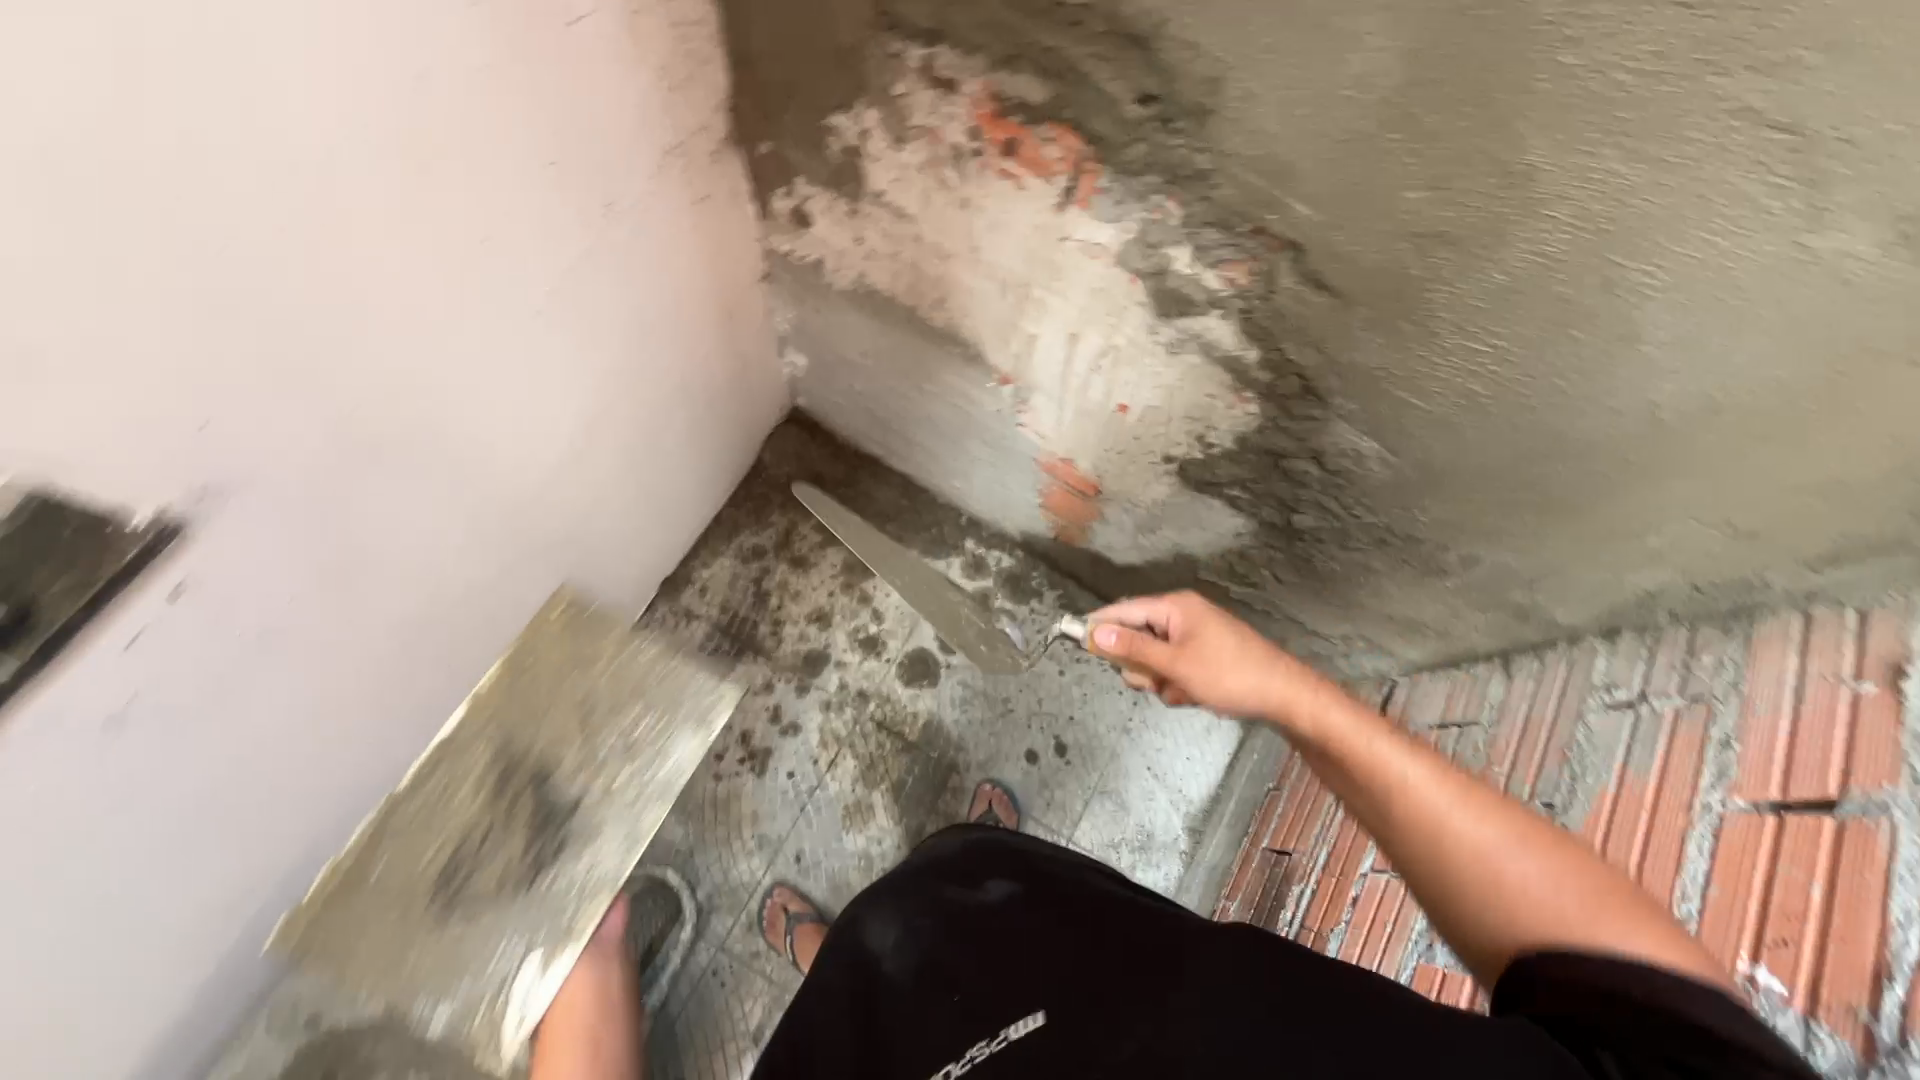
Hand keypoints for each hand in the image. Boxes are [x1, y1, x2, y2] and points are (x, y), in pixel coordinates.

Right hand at [1086, 591, 1318, 721]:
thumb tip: (1096, 632)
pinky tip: (1194, 695)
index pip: (1124, 610)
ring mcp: (1193, 636)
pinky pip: (1172, 667)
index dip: (1099, 625)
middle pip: (1136, 636)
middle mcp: (1182, 615)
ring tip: (1181, 690)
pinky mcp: (1203, 654)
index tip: (1076, 640)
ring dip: (1159, 679)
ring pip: (1153, 658)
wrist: (1283, 695)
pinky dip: (1176, 684)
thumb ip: (1133, 648)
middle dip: (1139, 665)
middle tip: (1152, 681)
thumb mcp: (1175, 664)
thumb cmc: (1229, 674)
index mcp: (1175, 607)